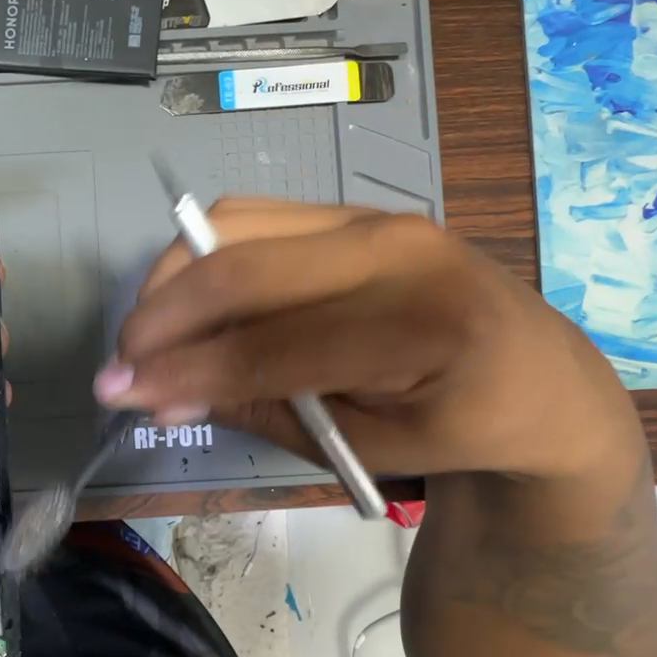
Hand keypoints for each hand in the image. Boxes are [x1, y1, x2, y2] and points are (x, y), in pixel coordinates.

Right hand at [94, 200, 642, 480]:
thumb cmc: (452, 428)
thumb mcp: (354, 445)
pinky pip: (249, 215)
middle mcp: (398, 255)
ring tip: (152, 330)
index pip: (268, 349)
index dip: (181, 372)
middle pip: (239, 268)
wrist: (538, 377)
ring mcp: (374, 220)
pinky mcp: (351, 211)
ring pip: (233, 224)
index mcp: (421, 332)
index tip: (118, 393)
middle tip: (121, 361)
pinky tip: (189, 297)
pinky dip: (200, 254)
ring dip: (171, 277)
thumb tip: (154, 394)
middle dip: (160, 316)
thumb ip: (251, 409)